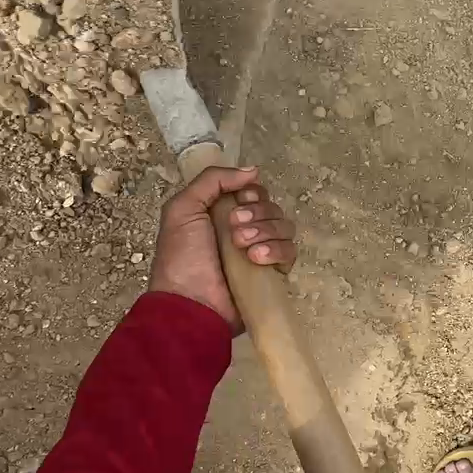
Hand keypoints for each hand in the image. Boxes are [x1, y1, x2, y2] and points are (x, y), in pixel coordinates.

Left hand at [147, 165, 295, 334]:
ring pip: (285, 226)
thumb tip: (254, 170)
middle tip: (235, 228)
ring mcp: (263, 251)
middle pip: (272, 207)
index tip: (240, 200)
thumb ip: (213, 180)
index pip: (256, 192)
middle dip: (257, 213)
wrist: (190, 303)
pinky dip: (276, 250)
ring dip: (266, 231)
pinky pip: (291, 251)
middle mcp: (248, 229)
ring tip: (242, 246)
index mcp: (225, 214)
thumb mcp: (182, 209)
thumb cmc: (182, 257)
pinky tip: (257, 259)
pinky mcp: (275, 272)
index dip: (253, 193)